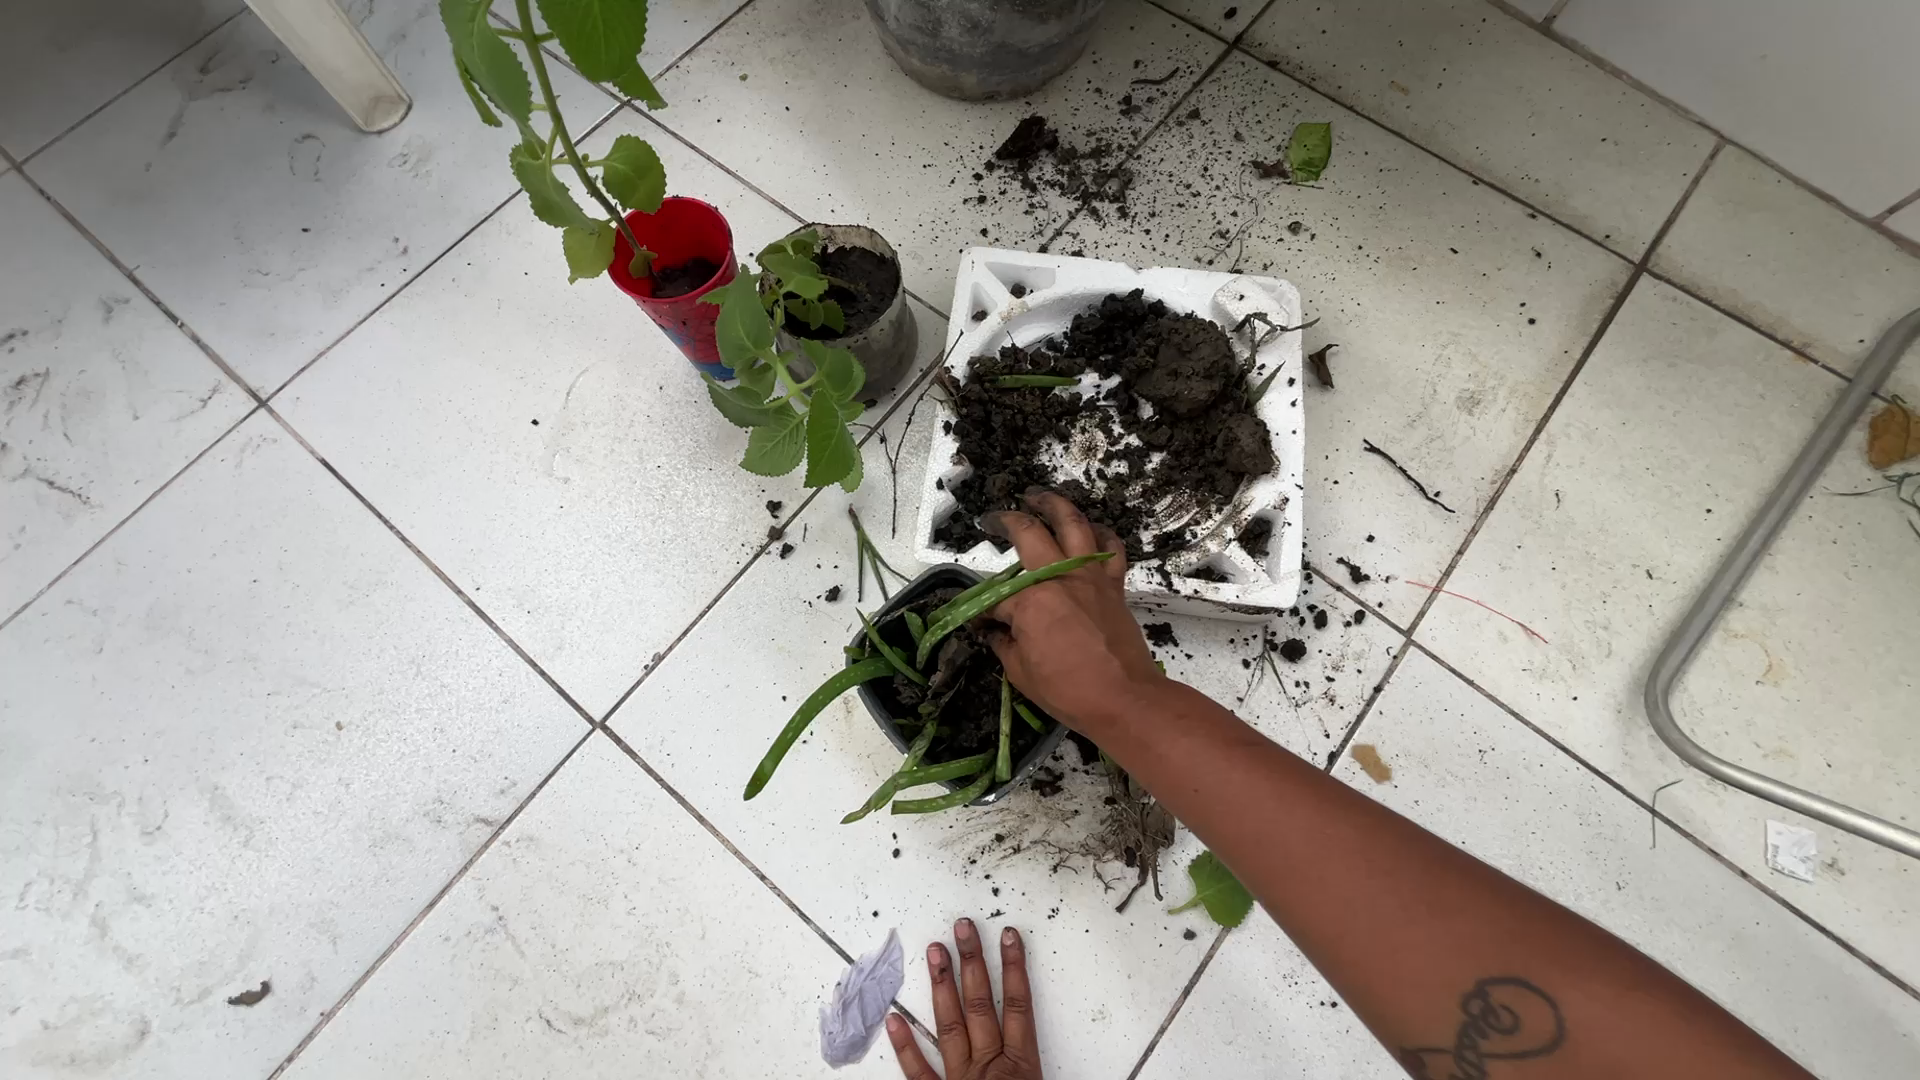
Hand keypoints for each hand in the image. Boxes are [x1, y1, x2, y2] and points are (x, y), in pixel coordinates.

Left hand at [887, 920, 1041, 1079]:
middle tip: (963, 928)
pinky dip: (905, 1046)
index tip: (1009, 936)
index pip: (1018, 1006)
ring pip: (951, 1026)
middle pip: (980, 1005)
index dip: (1014, 967)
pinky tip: (893, 1020)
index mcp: (1019, 1067)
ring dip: (942, 986)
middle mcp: (987, 1067)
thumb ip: (1034, 1066)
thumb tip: (1032, 1036)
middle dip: (972, 962)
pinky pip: (918, 1073)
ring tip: (935, 951)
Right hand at [976, 490, 1165, 732]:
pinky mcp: (1113, 584)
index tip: (977, 622)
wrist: (1124, 699)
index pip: (995, 597)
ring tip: (1038, 496)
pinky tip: (1091, 529)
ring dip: (1053, 504)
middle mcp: (1058, 577)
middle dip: (1004, 520)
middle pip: (1028, 533)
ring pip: (1073, 523)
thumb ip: (1003, 644)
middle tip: (992, 519)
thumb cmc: (1068, 691)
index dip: (982, 610)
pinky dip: (1101, 533)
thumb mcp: (1020, 673)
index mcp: (1030, 601)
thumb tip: (993, 631)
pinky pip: (1110, 547)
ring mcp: (1089, 576)